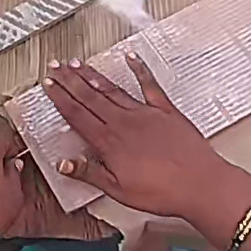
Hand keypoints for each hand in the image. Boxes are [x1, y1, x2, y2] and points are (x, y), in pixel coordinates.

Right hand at [41, 57, 250, 237]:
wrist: (202, 185)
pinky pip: (149, 85)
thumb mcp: (118, 190)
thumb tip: (64, 164)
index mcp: (109, 142)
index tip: (49, 86)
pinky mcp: (165, 111)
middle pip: (89, 96)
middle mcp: (124, 122)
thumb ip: (89, 173)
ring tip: (77, 63)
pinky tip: (130, 59)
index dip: (60, 98)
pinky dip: (139, 70)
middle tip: (55, 66)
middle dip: (69, 80)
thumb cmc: (163, 192)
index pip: (77, 115)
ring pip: (111, 89)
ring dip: (92, 75)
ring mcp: (145, 113)